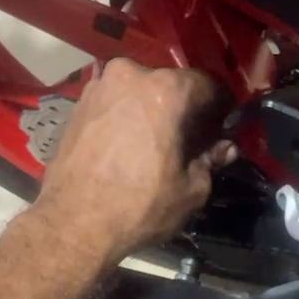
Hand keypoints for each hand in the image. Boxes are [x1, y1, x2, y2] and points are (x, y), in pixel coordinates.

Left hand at [29, 59, 234, 261]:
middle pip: (170, 86)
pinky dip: (126, 120)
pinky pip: (114, 105)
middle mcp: (131, 74)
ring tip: (155, 147)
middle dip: (183, 110)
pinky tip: (128, 149)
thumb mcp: (190, 191)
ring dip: (152, 114)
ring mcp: (99, 86)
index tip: (222, 128)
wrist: (74, 223)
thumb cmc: (139, 207)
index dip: (220, 108)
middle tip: (189, 142)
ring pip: (139, 94)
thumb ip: (210, 162)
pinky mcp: (78, 105)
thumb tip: (224, 148)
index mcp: (165, 90)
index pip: (207, 85)